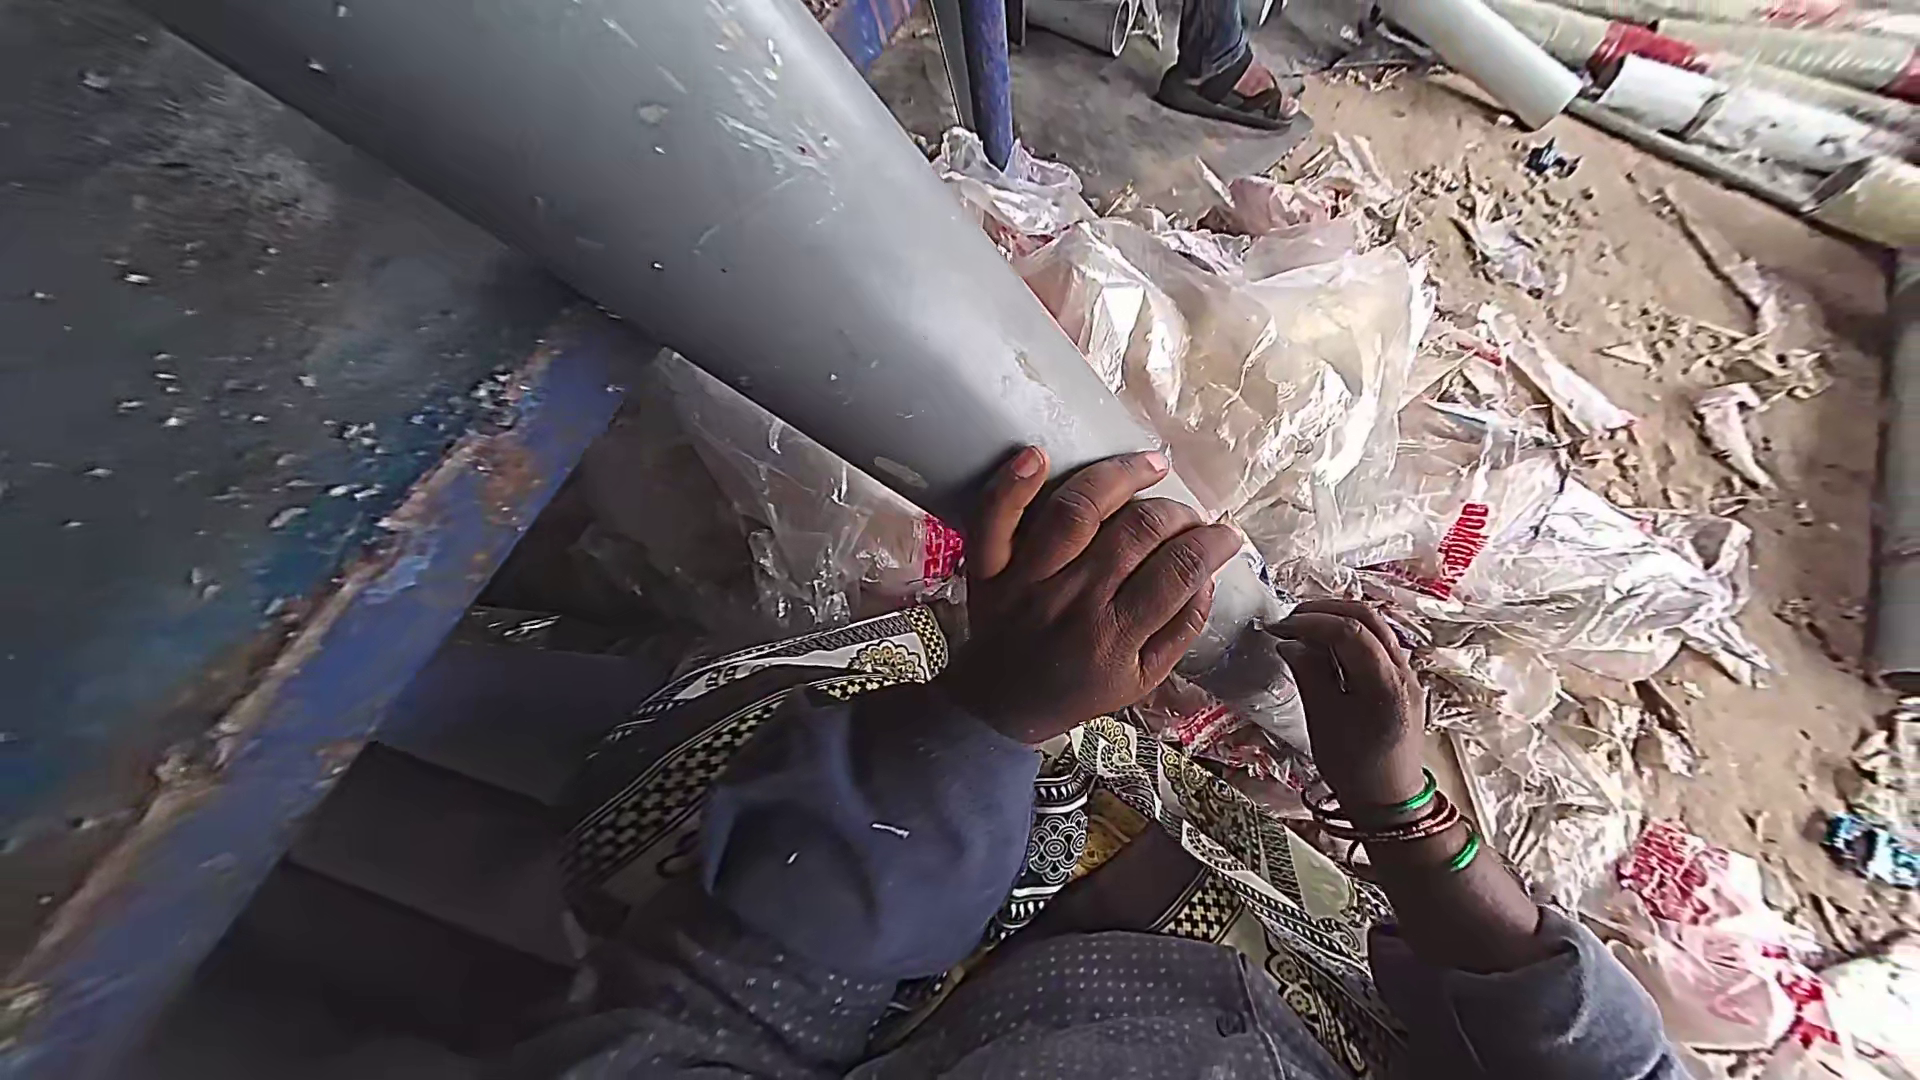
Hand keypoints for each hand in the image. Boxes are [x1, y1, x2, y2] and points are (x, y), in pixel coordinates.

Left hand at [937, 446, 1241, 743]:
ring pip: (1075, 511)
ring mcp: (1025, 579)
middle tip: (1188, 513)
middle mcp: (1071, 601)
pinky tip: (1039, 455)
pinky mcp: (988, 566)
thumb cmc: (1076, 689)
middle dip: (1175, 512)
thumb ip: (1179, 630)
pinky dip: (1013, 484)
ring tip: (1151, 466)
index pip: (1177, 572)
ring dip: (1119, 477)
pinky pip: (995, 519)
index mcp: (1114, 637)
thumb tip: (1208, 574)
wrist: (1002, 703)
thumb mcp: (1142, 681)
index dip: (1212, 542)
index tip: (1225, 534)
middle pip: (1134, 532)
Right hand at [1272, 600, 1425, 814]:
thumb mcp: (1322, 718)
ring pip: (1374, 624)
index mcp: (1385, 684)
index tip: (1276, 629)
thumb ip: (1309, 672)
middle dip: (1322, 611)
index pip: (1349, 631)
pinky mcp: (1402, 679)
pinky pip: (1376, 640)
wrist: (1390, 799)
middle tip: (1288, 621)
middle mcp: (1404, 671)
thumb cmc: (1351, 764)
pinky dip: (1347, 632)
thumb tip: (1289, 642)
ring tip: (1301, 629)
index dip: (1308, 622)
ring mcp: (1408, 673)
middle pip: (1367, 616)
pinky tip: (1323, 645)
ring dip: (1335, 617)